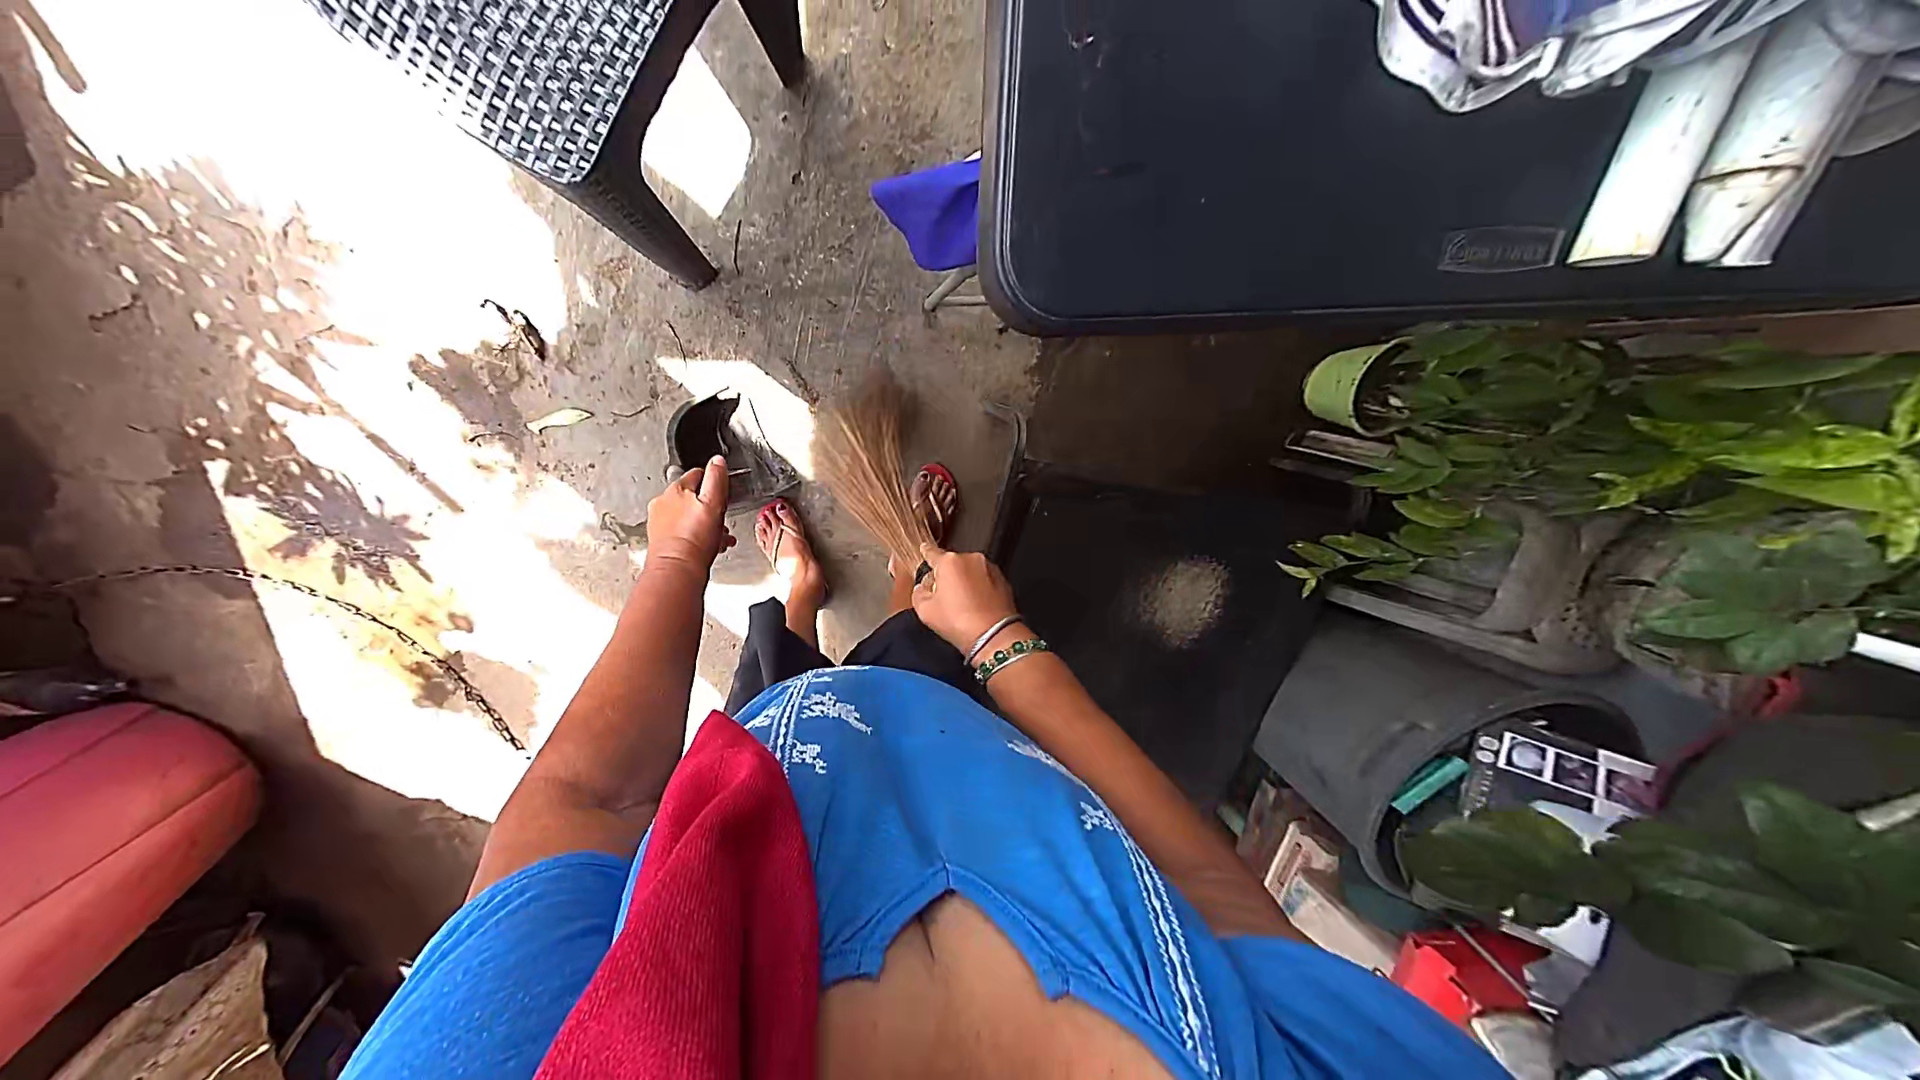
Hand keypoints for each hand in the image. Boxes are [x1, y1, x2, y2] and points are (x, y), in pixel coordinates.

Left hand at [645, 456, 734, 570]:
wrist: (677, 570)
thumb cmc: (693, 539)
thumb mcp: (713, 502)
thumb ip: (716, 479)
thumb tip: (717, 461)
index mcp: (675, 489)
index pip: (698, 474)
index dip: (714, 482)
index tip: (723, 492)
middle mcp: (663, 503)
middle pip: (693, 498)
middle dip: (710, 507)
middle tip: (722, 519)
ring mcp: (661, 523)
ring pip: (689, 517)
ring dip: (705, 524)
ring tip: (717, 537)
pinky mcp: (662, 541)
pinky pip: (683, 533)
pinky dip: (696, 537)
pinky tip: (707, 547)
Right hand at [911, 543, 1018, 653]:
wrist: (994, 635)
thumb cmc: (961, 622)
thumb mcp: (925, 610)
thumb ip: (919, 593)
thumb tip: (922, 588)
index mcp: (949, 561)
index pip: (932, 553)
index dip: (926, 553)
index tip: (925, 550)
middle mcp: (971, 559)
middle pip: (952, 564)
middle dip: (946, 577)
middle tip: (943, 599)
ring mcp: (989, 568)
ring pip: (969, 571)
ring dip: (964, 582)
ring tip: (961, 606)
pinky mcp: (1003, 580)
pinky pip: (984, 580)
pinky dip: (978, 589)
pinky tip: (975, 607)